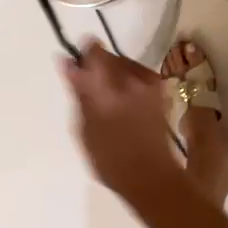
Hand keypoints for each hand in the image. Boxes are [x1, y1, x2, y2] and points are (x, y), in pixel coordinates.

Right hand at [64, 43, 184, 204]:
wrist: (151, 176)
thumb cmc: (110, 159)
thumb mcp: (84, 129)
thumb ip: (78, 91)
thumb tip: (66, 61)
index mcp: (106, 89)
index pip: (93, 51)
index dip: (83, 56)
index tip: (78, 70)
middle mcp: (130, 78)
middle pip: (107, 55)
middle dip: (96, 67)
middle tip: (92, 94)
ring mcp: (148, 82)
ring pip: (122, 63)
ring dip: (113, 74)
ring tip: (110, 102)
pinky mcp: (160, 88)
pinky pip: (136, 72)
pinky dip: (128, 81)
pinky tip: (126, 102)